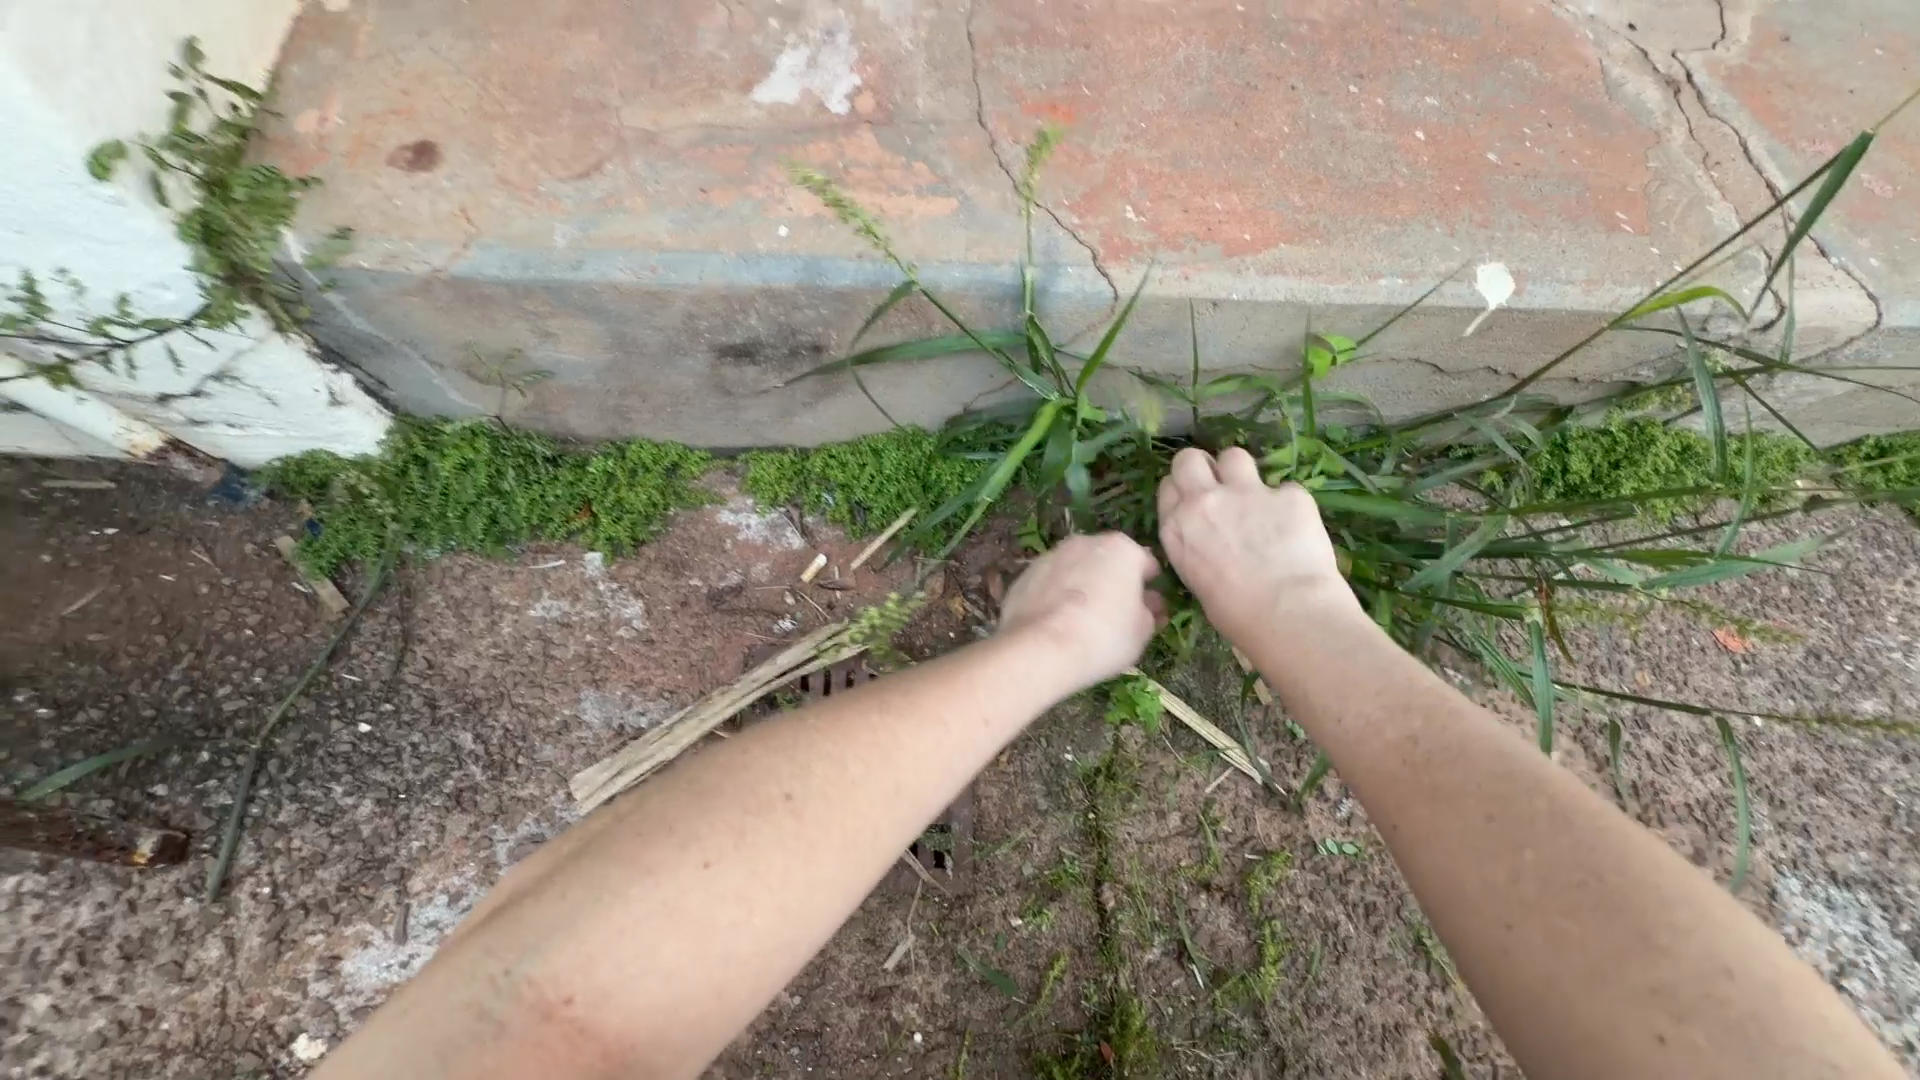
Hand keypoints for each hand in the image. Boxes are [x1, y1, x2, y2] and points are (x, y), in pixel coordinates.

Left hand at [996, 532, 1162, 689]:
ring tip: (1082, 621)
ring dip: (1082, 586)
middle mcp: (1084, 543)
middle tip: (1116, 614)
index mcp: (1121, 549)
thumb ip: (1149, 611)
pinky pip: (1049, 584)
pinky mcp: (1024, 575)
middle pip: (1107, 561)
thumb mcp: (1142, 631)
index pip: (1145, 563)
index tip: (1149, 606)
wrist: (1040, 649)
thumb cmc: (1104, 636)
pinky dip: (1054, 597)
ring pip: (1075, 570)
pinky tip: (1055, 623)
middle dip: (1113, 582)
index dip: (1149, 585)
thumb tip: (1149, 604)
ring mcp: (1050, 556)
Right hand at [1157, 447, 1356, 643]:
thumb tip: (1211, 542)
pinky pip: (1284, 488)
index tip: (1194, 502)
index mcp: (1177, 527)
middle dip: (1202, 468)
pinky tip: (1295, 528)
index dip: (1182, 491)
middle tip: (1218, 486)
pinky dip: (1288, 504)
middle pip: (1190, 459)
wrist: (1288, 612)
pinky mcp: (1288, 493)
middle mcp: (1204, 501)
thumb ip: (1196, 546)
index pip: (1168, 486)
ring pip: (1234, 456)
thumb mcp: (1195, 579)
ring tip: (1254, 498)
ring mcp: (1247, 492)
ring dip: (1241, 473)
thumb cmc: (1235, 614)